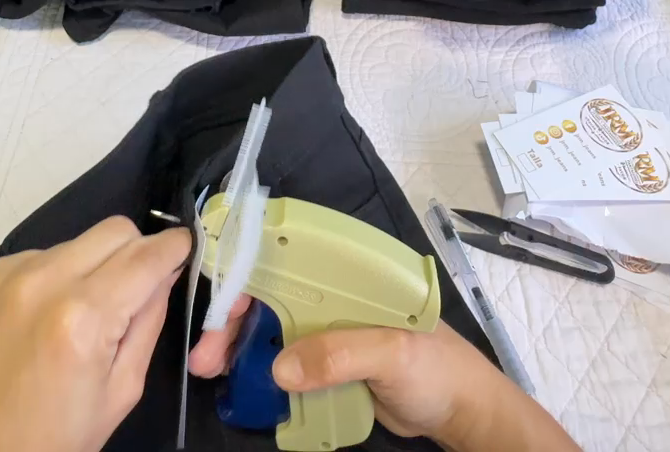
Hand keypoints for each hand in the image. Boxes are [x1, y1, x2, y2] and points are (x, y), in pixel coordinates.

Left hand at [0, 218, 191, 451]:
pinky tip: (44, 316)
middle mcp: (44, 280)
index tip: (186, 245)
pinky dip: (55, 275)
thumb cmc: (51, 440)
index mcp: (83, 318)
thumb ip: (148, 321)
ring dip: (94, 264)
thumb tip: (166, 271)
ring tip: (82, 310)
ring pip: (78, 240)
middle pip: (115, 230)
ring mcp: (8, 273)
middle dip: (137, 250)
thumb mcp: (120, 392)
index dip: (174, 247)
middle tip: (137, 285)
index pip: (146, 256)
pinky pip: (42, 253)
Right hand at [188, 296, 577, 451]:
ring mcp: (327, 329)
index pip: (291, 254)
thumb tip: (279, 367)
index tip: (220, 290)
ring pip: (271, 326)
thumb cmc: (437, 366)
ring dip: (237, 344)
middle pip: (271, 293)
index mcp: (347, 274)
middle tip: (206, 355)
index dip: (251, 263)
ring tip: (210, 368)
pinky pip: (283, 360)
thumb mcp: (393, 353)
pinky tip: (237, 382)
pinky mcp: (326, 363)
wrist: (462, 414)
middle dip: (234, 316)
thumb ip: (340, 354)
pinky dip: (256, 368)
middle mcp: (332, 294)